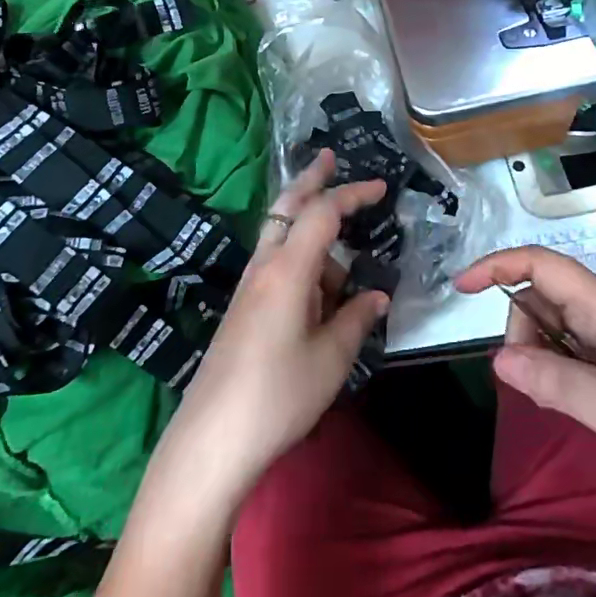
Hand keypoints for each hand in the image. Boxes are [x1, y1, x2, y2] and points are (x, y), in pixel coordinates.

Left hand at [163, 149, 389, 502]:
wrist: (214, 438)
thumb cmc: (279, 395)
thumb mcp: (332, 358)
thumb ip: (356, 319)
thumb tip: (376, 296)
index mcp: (288, 270)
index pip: (321, 213)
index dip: (352, 194)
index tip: (382, 186)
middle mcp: (263, 267)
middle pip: (286, 209)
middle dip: (310, 181)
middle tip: (330, 158)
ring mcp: (248, 287)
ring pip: (282, 240)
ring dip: (315, 243)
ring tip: (348, 287)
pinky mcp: (243, 308)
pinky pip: (276, 268)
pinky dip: (303, 266)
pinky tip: (322, 300)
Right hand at [456, 246, 595, 502]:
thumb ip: (551, 381)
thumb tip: (497, 359)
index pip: (539, 264)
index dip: (496, 266)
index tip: (461, 288)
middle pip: (537, 295)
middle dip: (519, 331)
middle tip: (535, 380)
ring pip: (546, 321)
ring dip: (535, 353)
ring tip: (561, 396)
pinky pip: (562, 344)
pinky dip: (550, 365)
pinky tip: (570, 397)